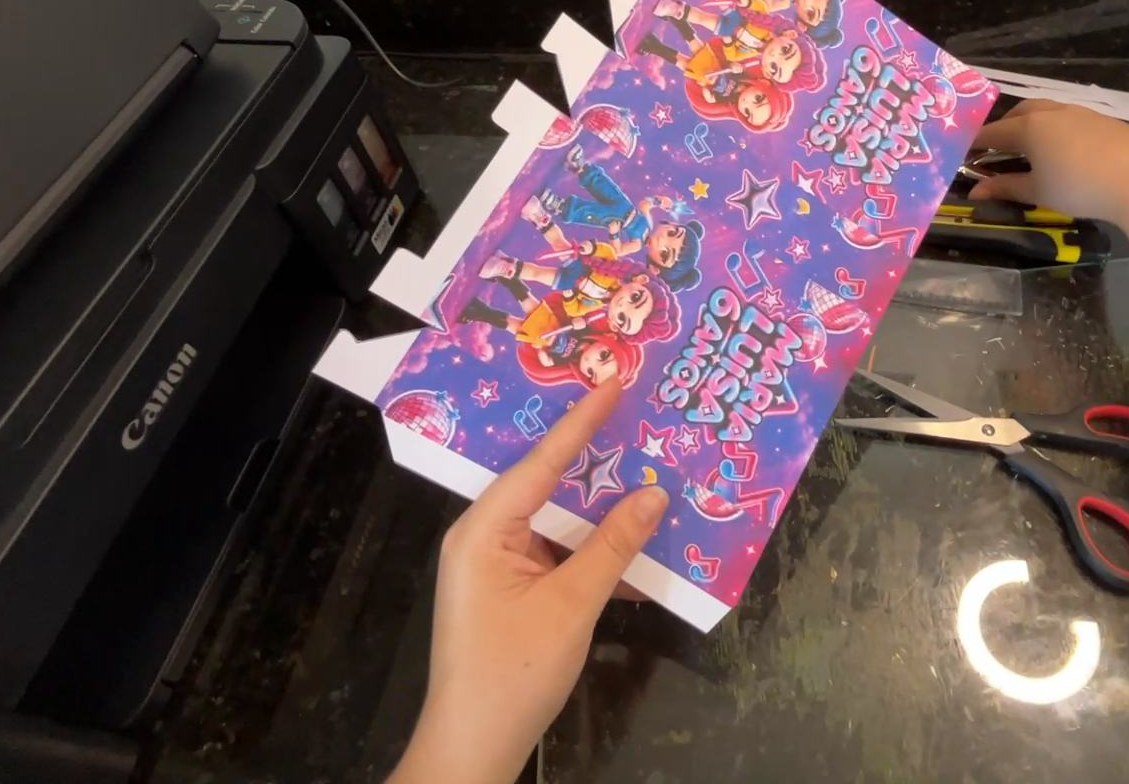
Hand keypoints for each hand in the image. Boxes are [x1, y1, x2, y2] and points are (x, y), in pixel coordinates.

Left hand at [390, 382, 667, 783]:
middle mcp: (486, 534)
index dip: (581, 421)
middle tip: (630, 414)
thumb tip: (655, 493)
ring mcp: (498, 561)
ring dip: (598, 503)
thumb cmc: (514, 674)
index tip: (611, 382)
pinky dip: (591, 544)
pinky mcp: (513, 584)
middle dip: (591, 453)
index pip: (542, 461)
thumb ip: (614, 545)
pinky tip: (630, 538)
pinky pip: (557, 547)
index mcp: (485, 529)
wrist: (473, 753)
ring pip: (556, 515)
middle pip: (546, 481)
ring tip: (640, 464)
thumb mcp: (572, 605)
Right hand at [967, 100, 1128, 223]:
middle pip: (1020, 112)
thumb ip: (1006, 188)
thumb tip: (974, 192)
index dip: (975, 143)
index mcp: (1029, 128)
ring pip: (1047, 112)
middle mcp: (1052, 113)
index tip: (962, 153)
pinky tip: (1064, 151)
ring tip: (1030, 148)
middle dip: (1004, 127)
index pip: (992, 132)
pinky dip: (1056, 130)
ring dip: (1032, 125)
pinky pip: (1070, 119)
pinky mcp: (1105, 121)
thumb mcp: (1038, 192)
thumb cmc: (1080, 186)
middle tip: (996, 148)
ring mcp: (1081, 114)